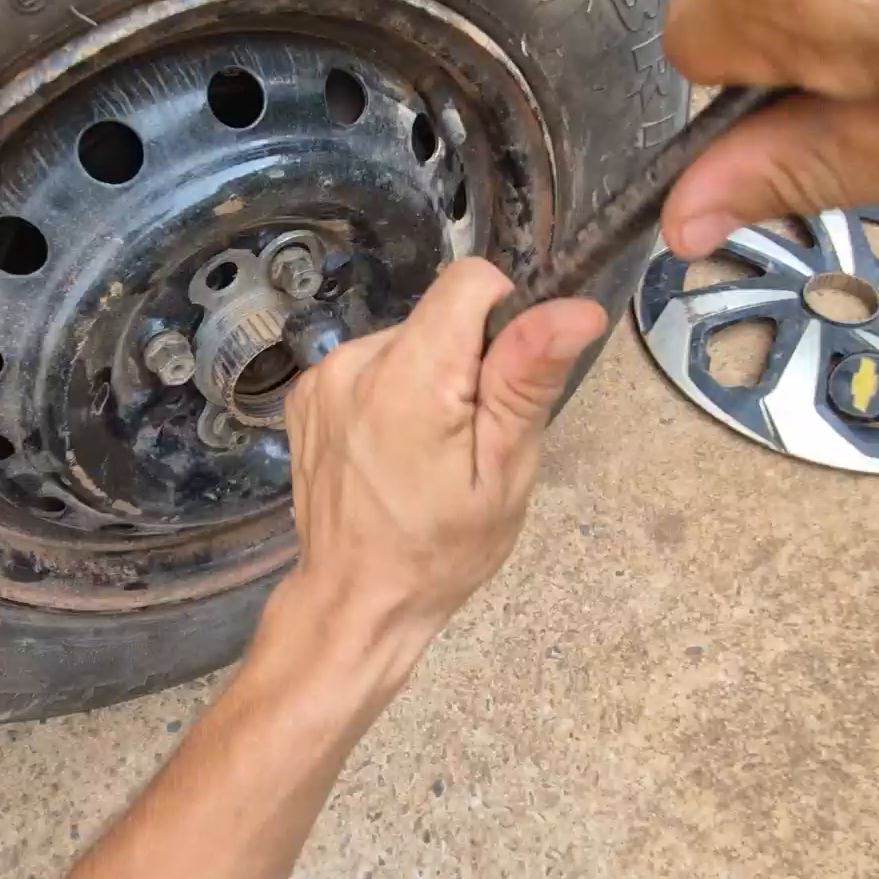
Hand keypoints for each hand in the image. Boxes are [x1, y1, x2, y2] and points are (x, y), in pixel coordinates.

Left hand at [254, 260, 606, 690]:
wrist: (354, 597)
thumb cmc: (439, 550)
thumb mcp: (503, 474)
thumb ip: (527, 381)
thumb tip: (574, 308)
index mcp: (409, 376)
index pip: (469, 281)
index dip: (503, 318)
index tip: (501, 380)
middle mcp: (353, 360)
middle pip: (437, 316)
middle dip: (464, 360)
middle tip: (465, 436)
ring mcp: (320, 376)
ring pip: (404, 339)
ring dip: (425, 378)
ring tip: (425, 448)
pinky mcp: (304, 393)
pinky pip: (367, 364)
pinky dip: (388, 391)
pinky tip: (389, 445)